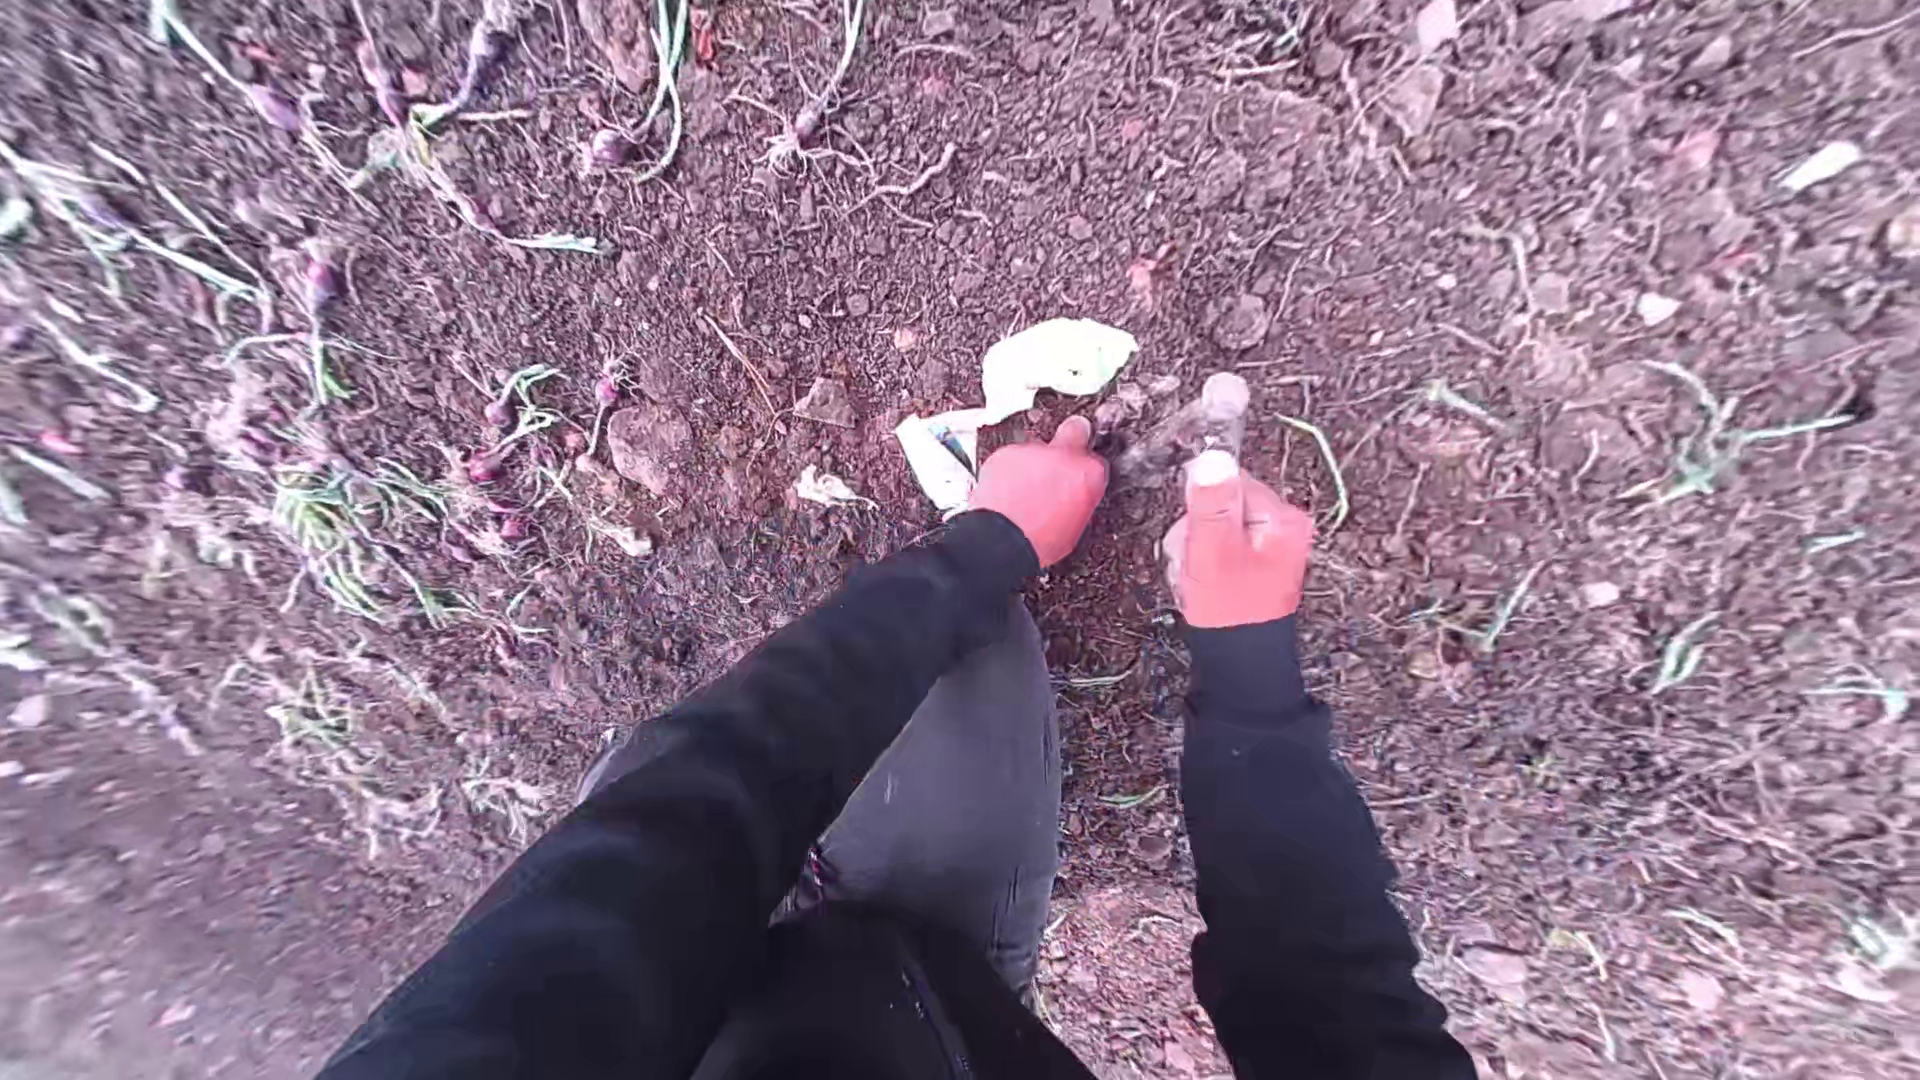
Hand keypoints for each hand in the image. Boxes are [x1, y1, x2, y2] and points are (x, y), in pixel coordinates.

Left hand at [970, 415, 1108, 566]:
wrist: (1001, 540)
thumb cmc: (1038, 541)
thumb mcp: (1075, 528)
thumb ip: (1079, 500)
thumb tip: (1073, 497)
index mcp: (1089, 475)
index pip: (1096, 459)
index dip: (1083, 469)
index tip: (1075, 477)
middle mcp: (1065, 456)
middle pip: (1073, 433)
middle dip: (1069, 443)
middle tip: (1058, 465)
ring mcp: (1034, 451)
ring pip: (1038, 449)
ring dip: (1033, 465)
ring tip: (1023, 494)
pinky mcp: (1006, 453)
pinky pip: (1011, 457)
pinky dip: (1009, 470)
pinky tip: (1007, 492)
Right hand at [1161, 450, 1313, 627]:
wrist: (1239, 658)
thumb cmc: (1229, 608)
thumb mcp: (1214, 550)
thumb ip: (1212, 503)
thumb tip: (1213, 457)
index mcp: (1281, 518)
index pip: (1229, 482)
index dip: (1201, 506)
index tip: (1195, 534)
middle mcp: (1282, 525)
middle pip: (1221, 502)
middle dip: (1196, 529)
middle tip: (1195, 560)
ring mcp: (1270, 544)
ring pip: (1214, 523)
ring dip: (1195, 546)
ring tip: (1198, 575)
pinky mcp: (1256, 560)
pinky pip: (1219, 543)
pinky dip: (1203, 559)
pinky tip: (1203, 580)